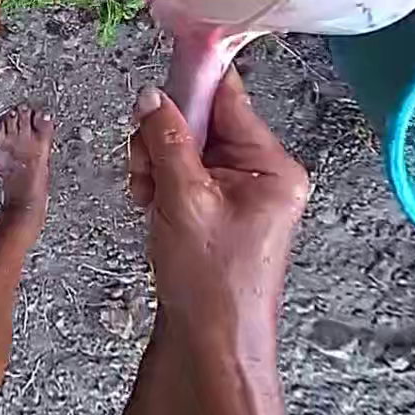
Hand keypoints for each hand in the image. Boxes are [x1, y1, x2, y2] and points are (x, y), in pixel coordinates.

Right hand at [127, 67, 309, 342]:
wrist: (209, 344)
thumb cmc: (212, 282)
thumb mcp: (184, 199)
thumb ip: (166, 140)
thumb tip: (151, 97)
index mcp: (271, 166)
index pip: (231, 101)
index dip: (195, 83)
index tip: (164, 69)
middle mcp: (260, 172)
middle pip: (203, 123)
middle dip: (164, 135)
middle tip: (143, 160)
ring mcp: (238, 188)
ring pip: (186, 145)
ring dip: (156, 159)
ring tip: (146, 190)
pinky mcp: (217, 203)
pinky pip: (184, 170)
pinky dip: (160, 177)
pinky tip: (149, 199)